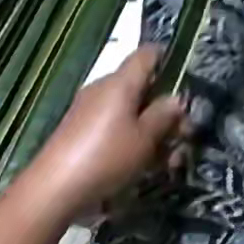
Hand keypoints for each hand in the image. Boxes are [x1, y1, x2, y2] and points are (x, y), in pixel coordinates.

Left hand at [24, 48, 189, 215]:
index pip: (147, 54)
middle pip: (142, 87)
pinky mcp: (82, 130)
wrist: (55, 189)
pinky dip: (133, 138)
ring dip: (152, 129)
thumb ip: (165, 115)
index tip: (188, 81)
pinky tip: (144, 165)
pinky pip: (115, 125)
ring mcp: (90, 110)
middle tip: (184, 134)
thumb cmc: (106, 157)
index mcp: (120, 83)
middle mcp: (103, 89)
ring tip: (169, 158)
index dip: (169, 60)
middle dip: (165, 108)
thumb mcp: (145, 138)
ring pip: (131, 110)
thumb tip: (177, 98)